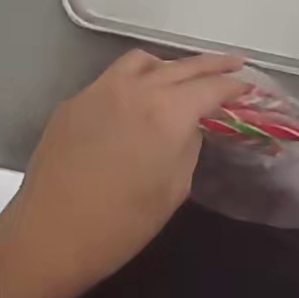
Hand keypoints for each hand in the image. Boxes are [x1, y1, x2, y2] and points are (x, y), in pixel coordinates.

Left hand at [0, 50, 246, 297]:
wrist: (50, 235)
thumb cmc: (120, 225)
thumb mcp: (172, 190)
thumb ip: (187, 147)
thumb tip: (189, 126)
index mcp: (166, 112)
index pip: (209, 87)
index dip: (233, 85)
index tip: (247, 86)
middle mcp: (132, 90)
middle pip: (179, 66)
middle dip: (209, 65)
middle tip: (232, 65)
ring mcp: (96, 91)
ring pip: (140, 62)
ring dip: (167, 66)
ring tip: (181, 80)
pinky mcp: (72, 103)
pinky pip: (110, 79)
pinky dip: (133, 80)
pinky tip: (136, 100)